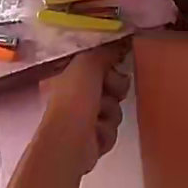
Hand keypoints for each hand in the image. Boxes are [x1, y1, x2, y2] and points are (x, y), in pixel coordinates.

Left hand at [39, 43, 129, 173]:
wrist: (69, 143)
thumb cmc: (74, 98)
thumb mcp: (89, 62)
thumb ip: (106, 51)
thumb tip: (121, 45)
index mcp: (66, 74)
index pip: (96, 62)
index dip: (109, 63)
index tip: (116, 64)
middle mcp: (73, 94)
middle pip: (110, 83)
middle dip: (115, 88)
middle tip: (109, 90)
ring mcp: (82, 117)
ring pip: (114, 106)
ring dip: (110, 112)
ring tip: (98, 118)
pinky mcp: (91, 138)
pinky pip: (111, 127)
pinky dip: (106, 130)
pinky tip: (95, 133)